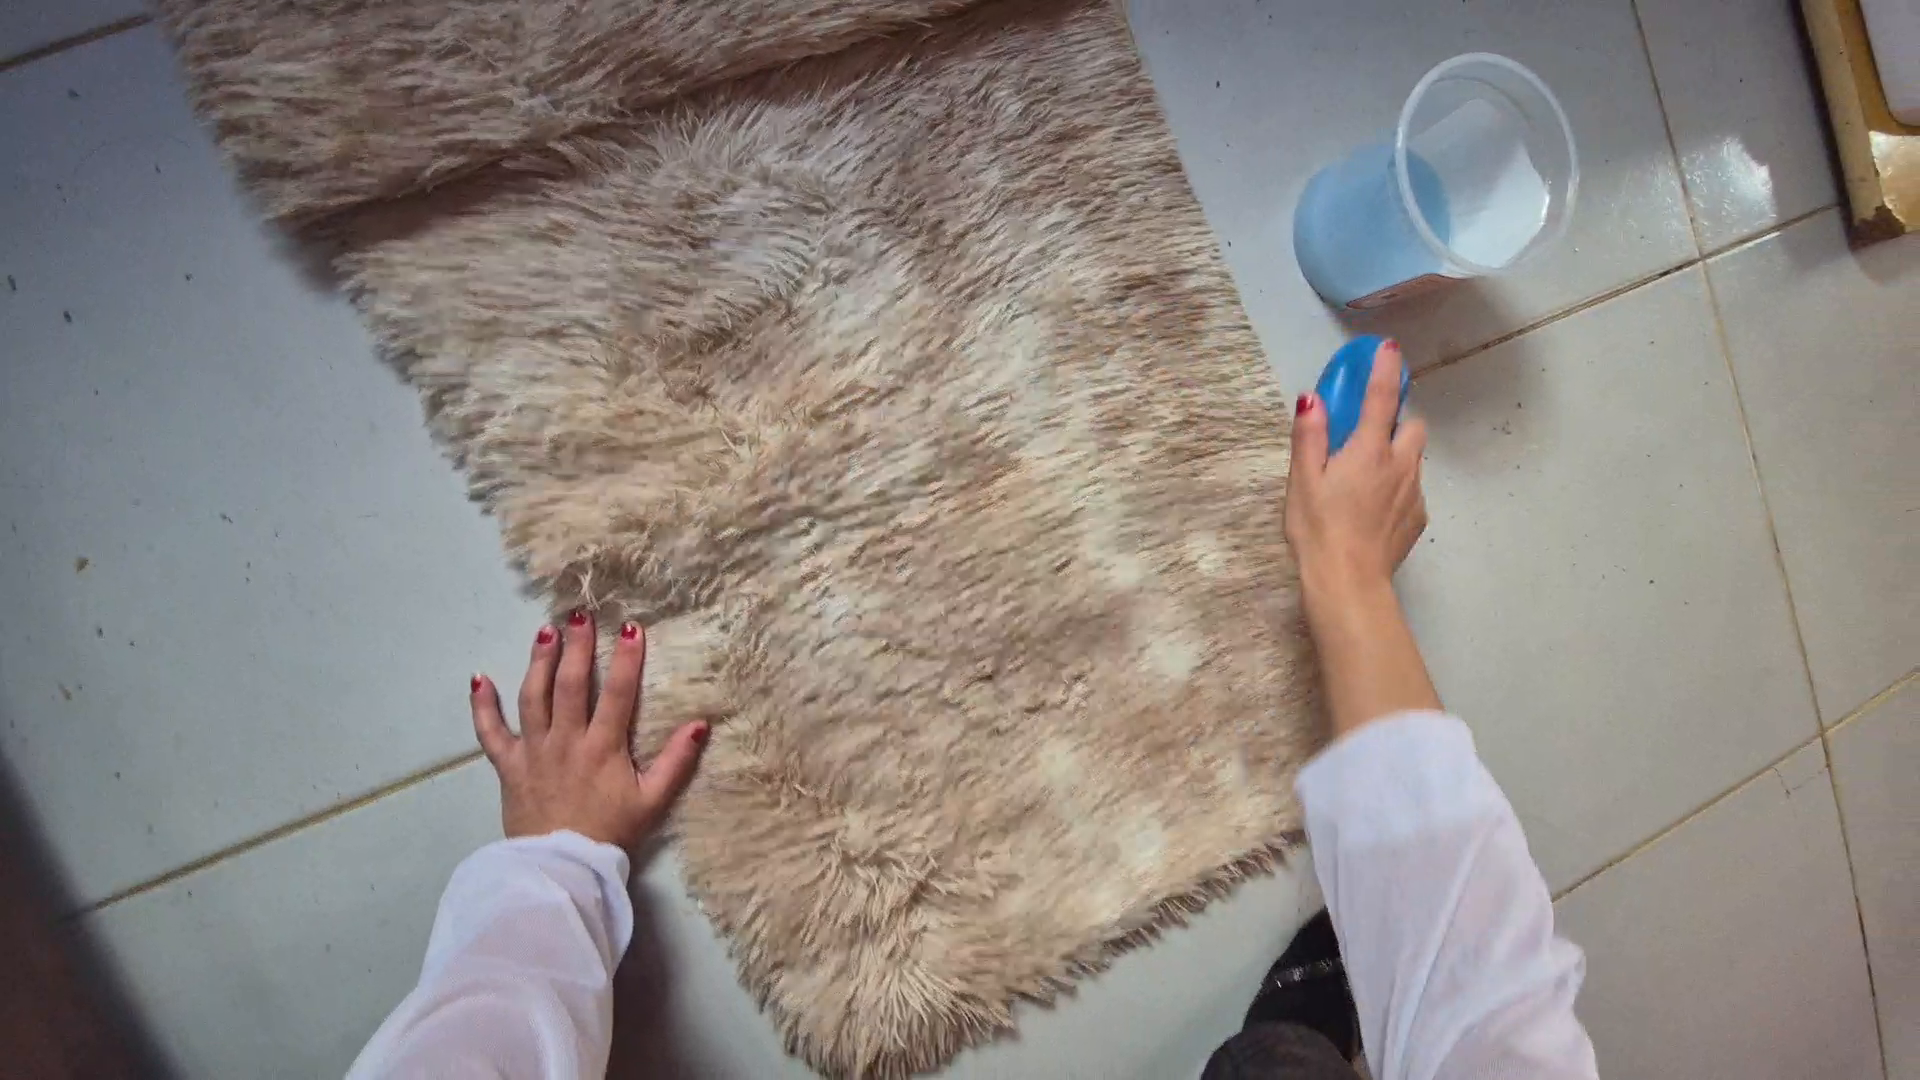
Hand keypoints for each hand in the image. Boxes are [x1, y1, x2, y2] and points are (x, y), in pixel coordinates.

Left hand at [469, 612, 708, 847]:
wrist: (561, 871)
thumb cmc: (612, 831)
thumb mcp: (654, 799)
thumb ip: (678, 761)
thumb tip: (702, 723)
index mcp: (603, 747)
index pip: (618, 693)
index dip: (627, 659)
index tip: (631, 627)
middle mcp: (566, 741)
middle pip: (571, 685)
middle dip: (577, 647)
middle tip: (579, 614)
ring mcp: (533, 752)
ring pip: (533, 697)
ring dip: (539, 662)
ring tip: (545, 632)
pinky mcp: (508, 767)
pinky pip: (490, 733)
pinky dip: (482, 706)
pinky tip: (479, 679)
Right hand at [1284, 338, 1440, 734]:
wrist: (1348, 582)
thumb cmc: (1318, 529)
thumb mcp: (1302, 481)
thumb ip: (1309, 437)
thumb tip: (1311, 398)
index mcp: (1369, 451)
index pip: (1381, 399)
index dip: (1385, 370)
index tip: (1389, 349)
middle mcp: (1400, 465)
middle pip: (1412, 426)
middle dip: (1396, 421)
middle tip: (1366, 435)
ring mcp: (1414, 493)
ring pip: (1413, 459)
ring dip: (1396, 455)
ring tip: (1364, 479)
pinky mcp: (1417, 519)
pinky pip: (1411, 491)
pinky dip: (1396, 488)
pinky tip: (1371, 511)